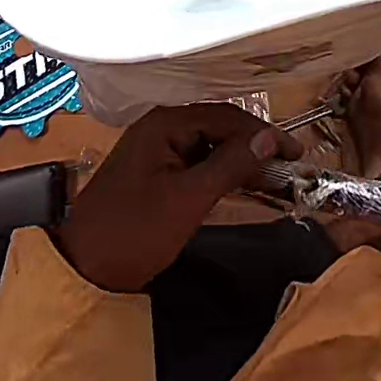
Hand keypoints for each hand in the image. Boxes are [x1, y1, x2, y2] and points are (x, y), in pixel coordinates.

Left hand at [51, 103, 301, 292]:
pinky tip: (244, 186)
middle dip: (255, 145)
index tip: (298, 153)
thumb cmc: (133, 230)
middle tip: (292, 168)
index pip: (226, 116)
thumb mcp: (187, 199)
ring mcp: (158, 148)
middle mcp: (162, 127)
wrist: (83, 264)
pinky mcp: (157, 170)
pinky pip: (198, 161)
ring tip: (277, 178)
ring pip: (211, 145)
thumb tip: (270, 138)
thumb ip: (230, 165)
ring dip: (241, 160)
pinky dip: (223, 172)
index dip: (264, 133)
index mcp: (165, 123)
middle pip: (219, 126)